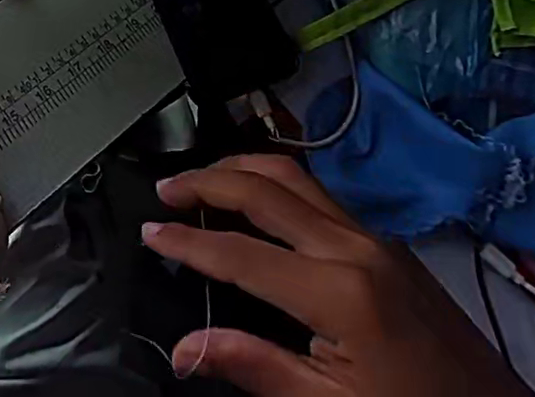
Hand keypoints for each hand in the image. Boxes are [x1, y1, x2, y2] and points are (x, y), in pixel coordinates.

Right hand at [142, 155, 530, 396]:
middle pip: (265, 188)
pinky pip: (317, 192)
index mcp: (340, 291)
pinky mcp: (383, 239)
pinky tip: (256, 196)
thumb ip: (254, 367)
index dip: (189, 241)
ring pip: (293, 175)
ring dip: (240, 167)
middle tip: (166, 189)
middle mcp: (354, 245)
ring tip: (202, 178)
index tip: (151, 232)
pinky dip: (274, 181)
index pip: (241, 254)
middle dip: (208, 182)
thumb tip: (184, 351)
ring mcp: (372, 236)